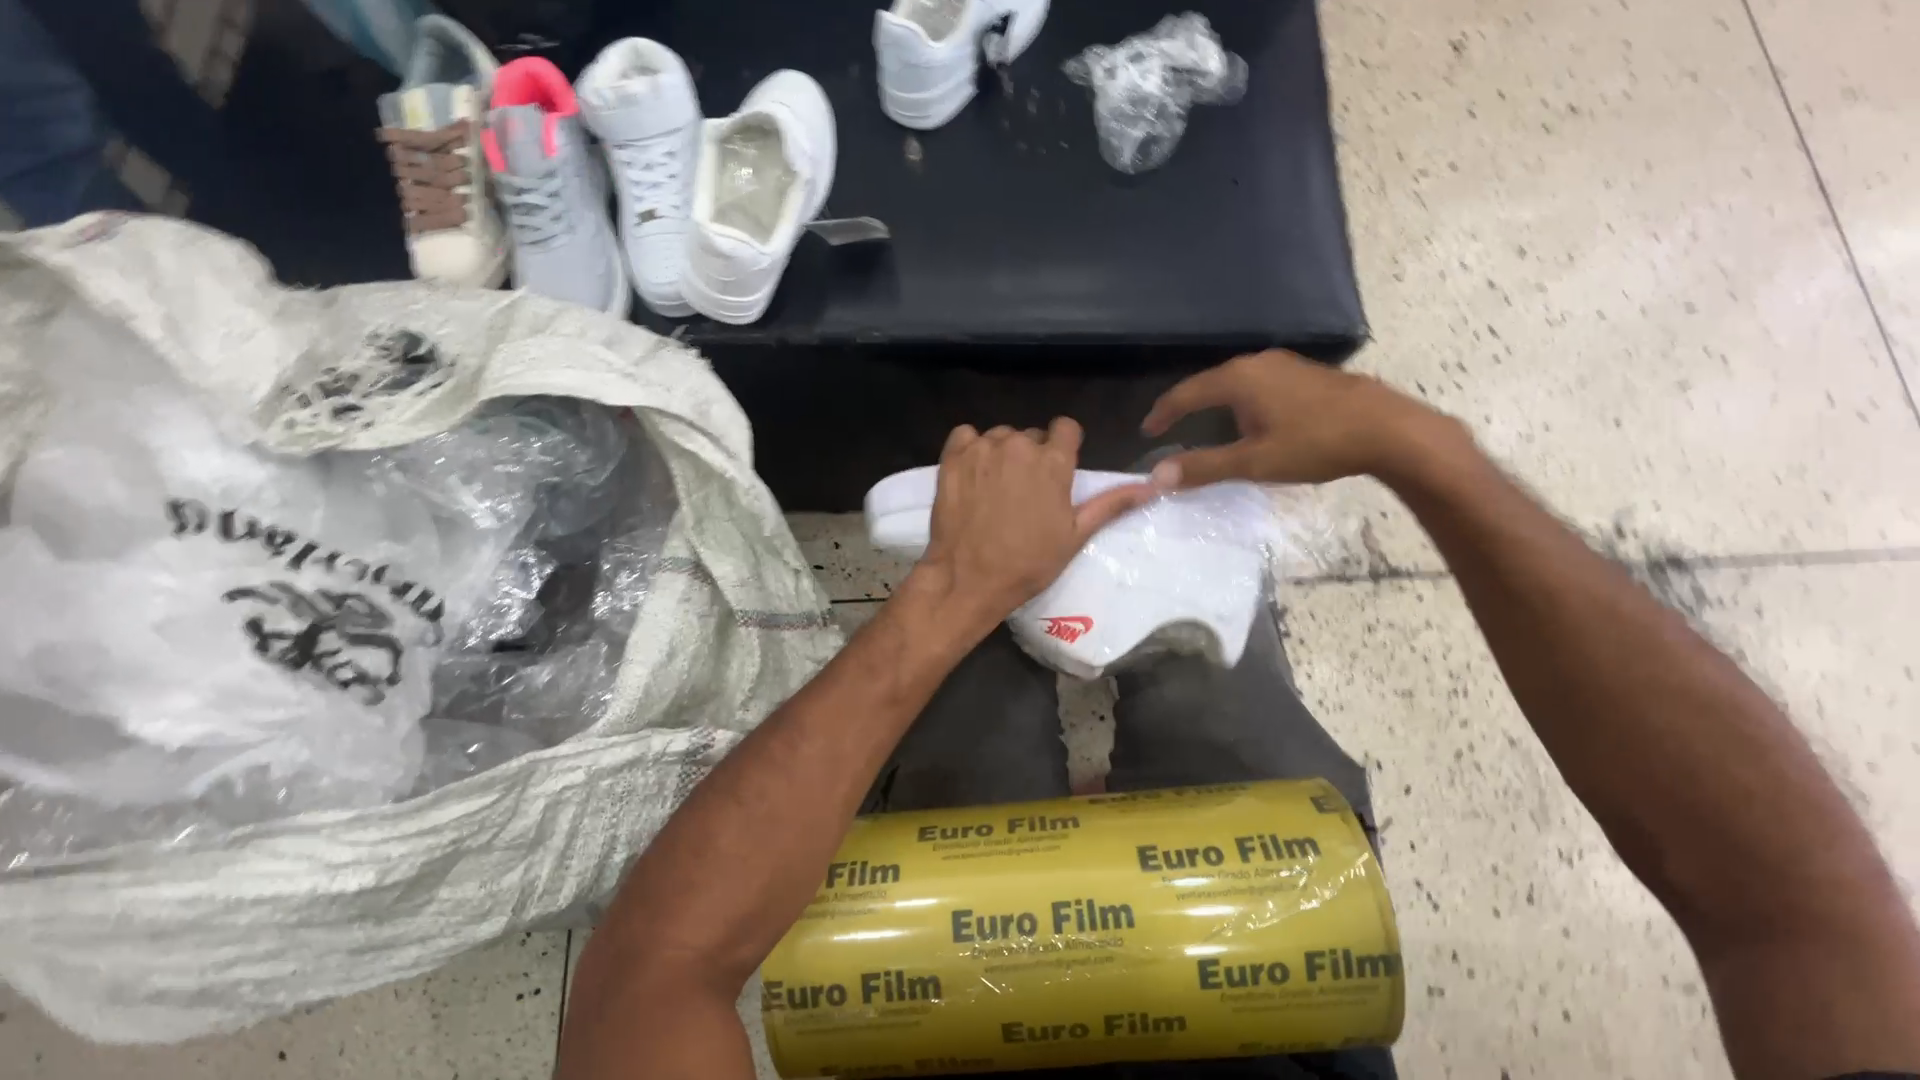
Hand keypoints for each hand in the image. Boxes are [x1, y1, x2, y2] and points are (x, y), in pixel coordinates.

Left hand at [915, 418, 1154, 632]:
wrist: (968, 579)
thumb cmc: (1027, 563)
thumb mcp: (1075, 536)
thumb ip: (1111, 504)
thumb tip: (1152, 486)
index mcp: (1054, 461)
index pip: (1066, 427)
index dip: (1064, 446)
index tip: (1057, 470)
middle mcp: (1020, 445)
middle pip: (1032, 435)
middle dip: (1032, 456)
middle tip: (1025, 492)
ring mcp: (983, 449)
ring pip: (1000, 437)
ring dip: (1001, 455)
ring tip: (996, 490)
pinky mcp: (953, 457)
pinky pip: (966, 437)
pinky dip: (970, 450)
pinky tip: (972, 476)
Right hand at [1140, 349, 1450, 487]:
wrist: (1388, 429)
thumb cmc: (1316, 444)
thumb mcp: (1254, 462)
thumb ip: (1203, 467)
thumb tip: (1156, 476)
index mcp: (1239, 379)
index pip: (1186, 393)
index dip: (1163, 413)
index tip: (1148, 431)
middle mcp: (1258, 363)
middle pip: (1211, 382)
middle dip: (1189, 405)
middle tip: (1172, 427)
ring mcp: (1286, 365)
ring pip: (1238, 382)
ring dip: (1219, 403)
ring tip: (1210, 426)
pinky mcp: (1308, 374)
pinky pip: (1261, 384)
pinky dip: (1245, 402)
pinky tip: (1255, 420)